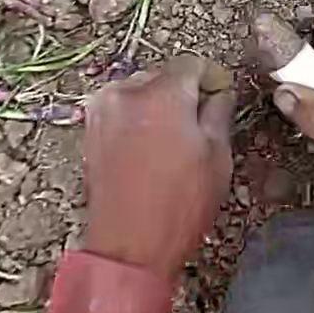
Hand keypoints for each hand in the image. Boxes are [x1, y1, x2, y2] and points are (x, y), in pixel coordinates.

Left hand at [82, 55, 232, 279]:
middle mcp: (126, 94)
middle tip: (203, 120)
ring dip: (161, 102)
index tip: (223, 97)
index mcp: (162, 94)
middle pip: (165, 74)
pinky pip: (124, 109)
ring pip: (142, 90)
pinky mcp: (90, 134)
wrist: (129, 249)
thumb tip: (220, 93)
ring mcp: (102, 113)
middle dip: (186, 90)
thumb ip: (220, 111)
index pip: (193, 63)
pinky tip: (153, 145)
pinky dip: (141, 117)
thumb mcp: (218, 152)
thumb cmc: (183, 200)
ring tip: (176, 135)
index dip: (213, 78)